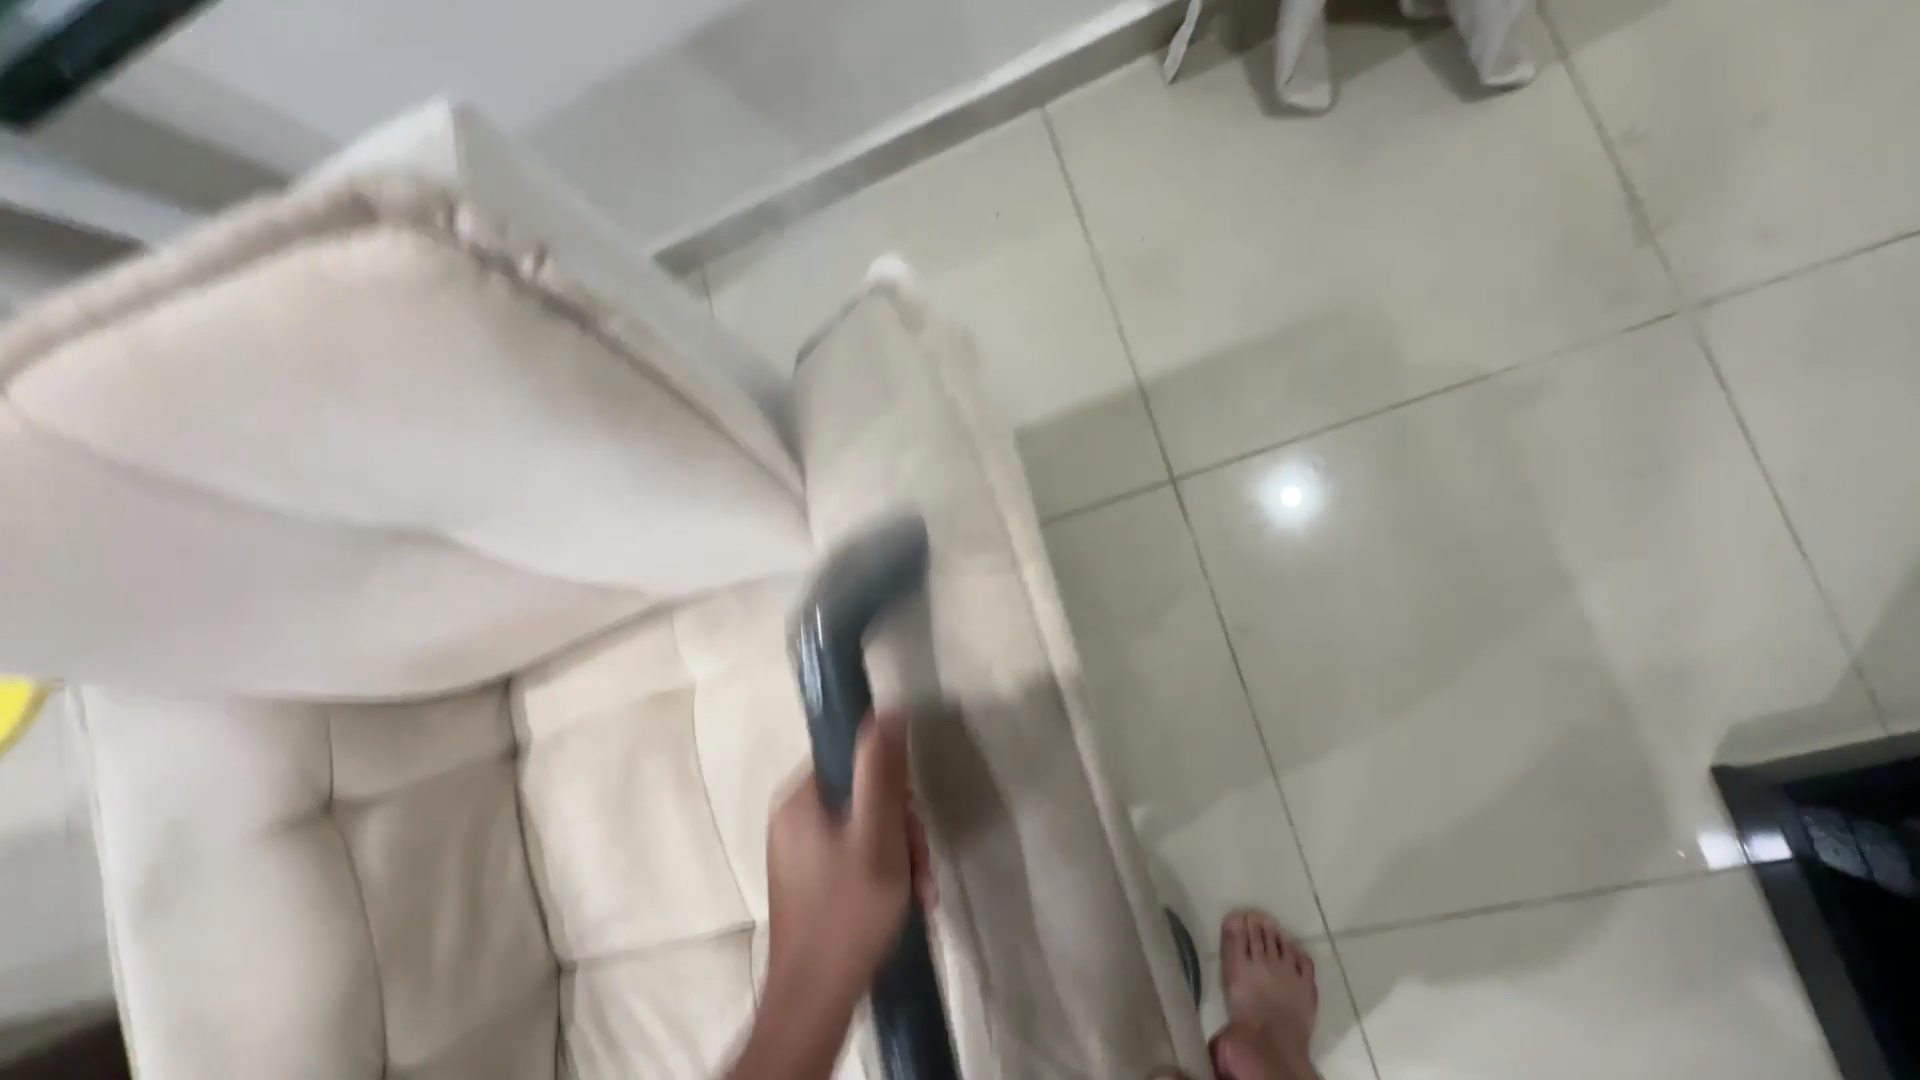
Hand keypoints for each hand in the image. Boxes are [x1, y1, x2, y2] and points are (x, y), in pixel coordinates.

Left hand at [763, 710, 935, 1009]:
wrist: (815, 1000)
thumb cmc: (849, 911)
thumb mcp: (877, 833)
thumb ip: (883, 770)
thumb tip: (888, 708)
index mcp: (800, 799)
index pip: (853, 758)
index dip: (890, 782)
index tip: (909, 814)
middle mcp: (794, 819)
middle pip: (863, 797)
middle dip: (902, 830)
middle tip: (919, 865)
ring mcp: (800, 853)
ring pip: (865, 831)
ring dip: (901, 857)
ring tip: (920, 893)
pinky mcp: (810, 883)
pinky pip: (854, 859)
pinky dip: (884, 875)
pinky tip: (907, 904)